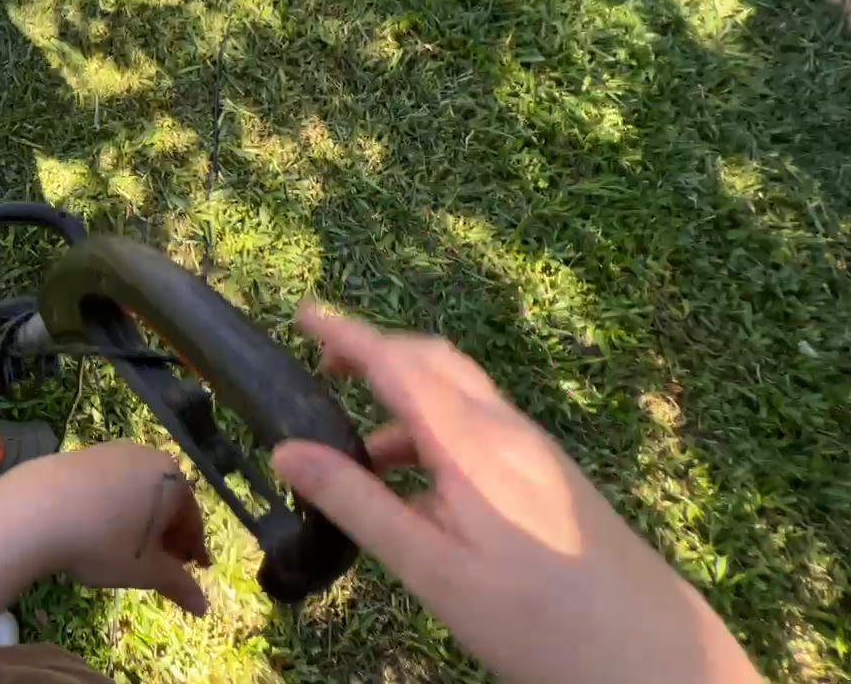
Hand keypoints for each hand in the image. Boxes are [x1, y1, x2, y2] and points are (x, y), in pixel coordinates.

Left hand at [1, 440, 211, 613]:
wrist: (36, 508)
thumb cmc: (102, 541)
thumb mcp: (145, 570)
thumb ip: (178, 584)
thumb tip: (203, 607)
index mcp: (170, 479)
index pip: (192, 517)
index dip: (192, 547)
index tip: (191, 570)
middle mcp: (144, 455)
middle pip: (165, 499)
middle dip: (167, 531)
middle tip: (162, 562)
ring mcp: (111, 450)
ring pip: (137, 489)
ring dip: (140, 517)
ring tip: (130, 548)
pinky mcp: (82, 453)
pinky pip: (110, 481)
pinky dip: (115, 504)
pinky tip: (100, 527)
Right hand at [271, 302, 761, 683]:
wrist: (675, 676)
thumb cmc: (542, 623)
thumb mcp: (434, 570)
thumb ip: (356, 503)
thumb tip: (285, 451)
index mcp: (473, 445)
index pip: (396, 363)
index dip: (344, 331)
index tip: (300, 312)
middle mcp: (506, 432)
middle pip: (431, 359)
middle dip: (372, 349)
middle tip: (323, 366)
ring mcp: (535, 452)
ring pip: (455, 391)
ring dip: (399, 391)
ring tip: (358, 444)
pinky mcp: (551, 476)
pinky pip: (476, 423)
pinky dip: (428, 426)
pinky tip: (416, 485)